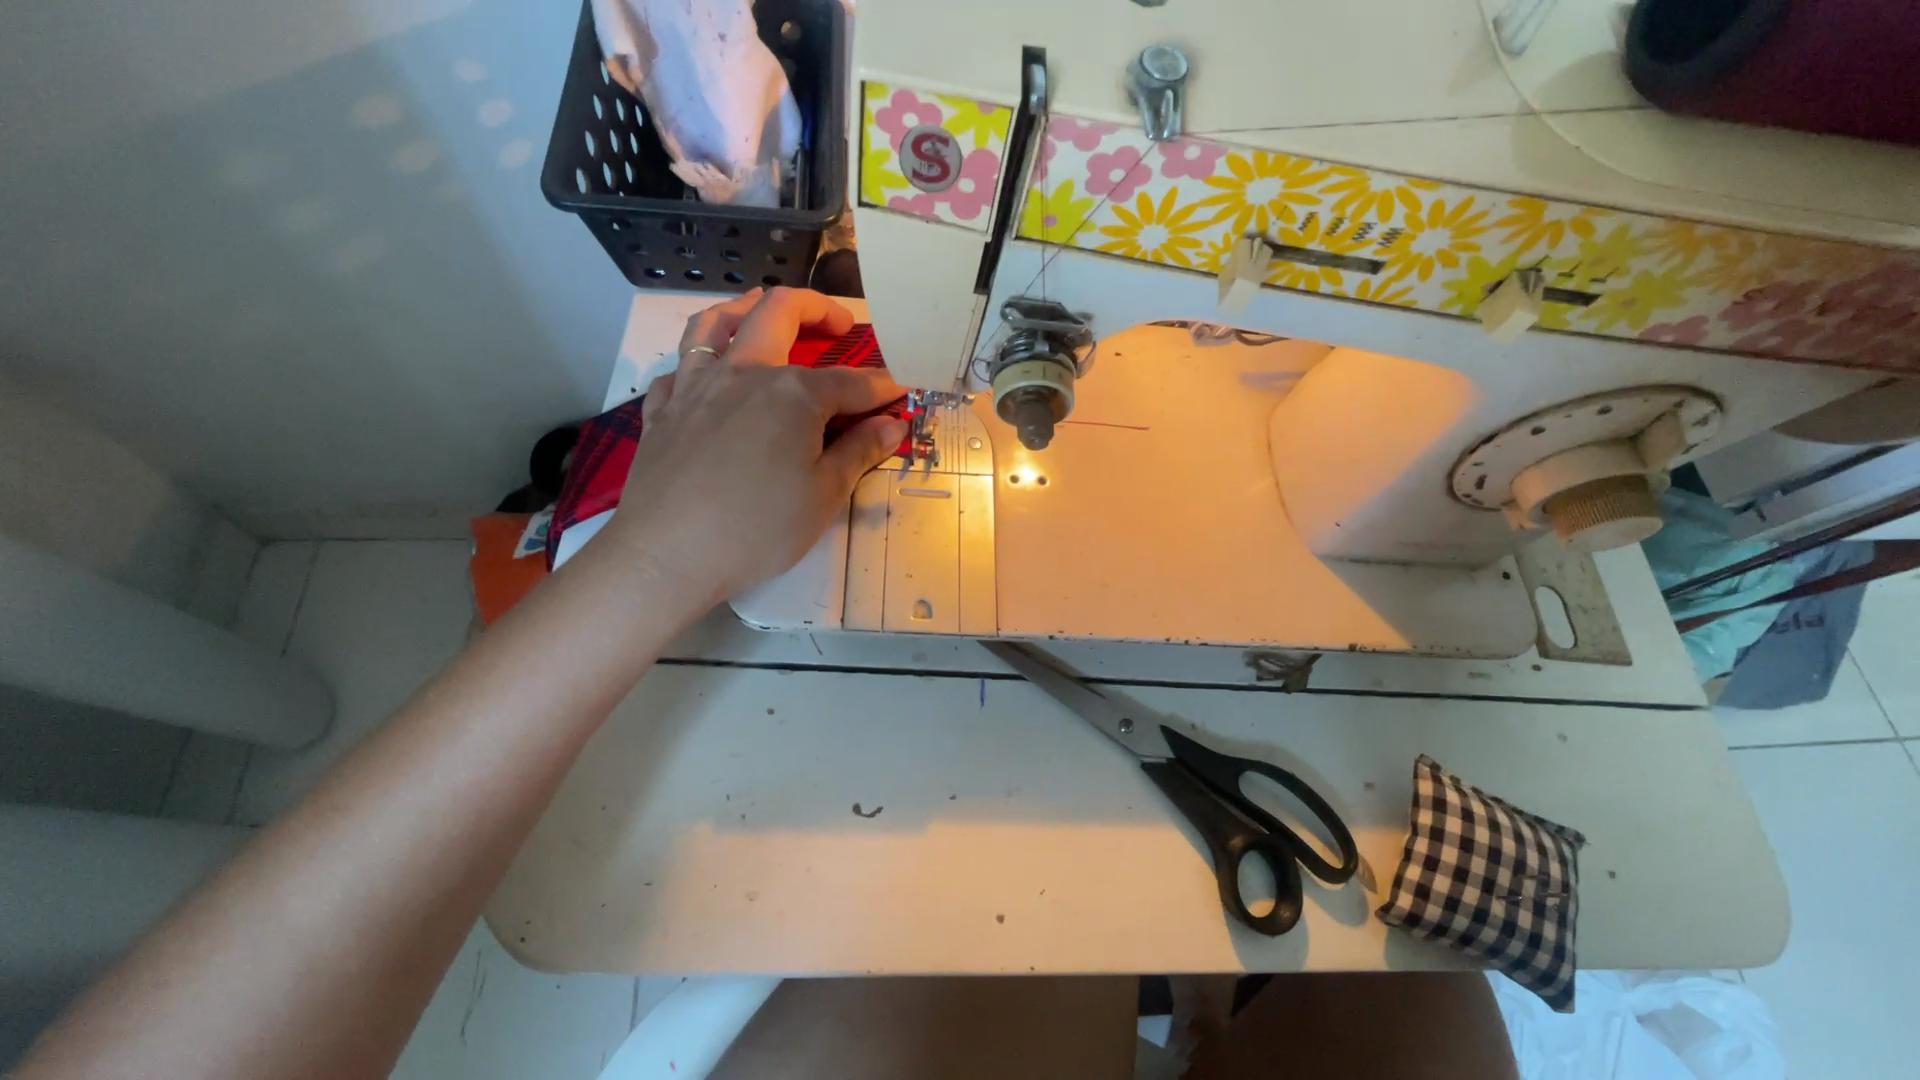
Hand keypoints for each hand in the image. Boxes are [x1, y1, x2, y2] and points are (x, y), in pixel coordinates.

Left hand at [603, 287, 906, 604]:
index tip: (901, 391)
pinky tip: (707, 377)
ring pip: (715, 323)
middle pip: (780, 313)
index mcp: (792, 392)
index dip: (880, 386)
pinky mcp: (662, 410)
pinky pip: (678, 367)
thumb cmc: (757, 529)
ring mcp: (695, 386)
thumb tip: (892, 424)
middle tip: (839, 324)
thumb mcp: (824, 496)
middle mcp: (743, 373)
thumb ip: (860, 452)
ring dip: (747, 307)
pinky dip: (698, 362)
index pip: (850, 381)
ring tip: (764, 311)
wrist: (667, 555)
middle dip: (818, 309)